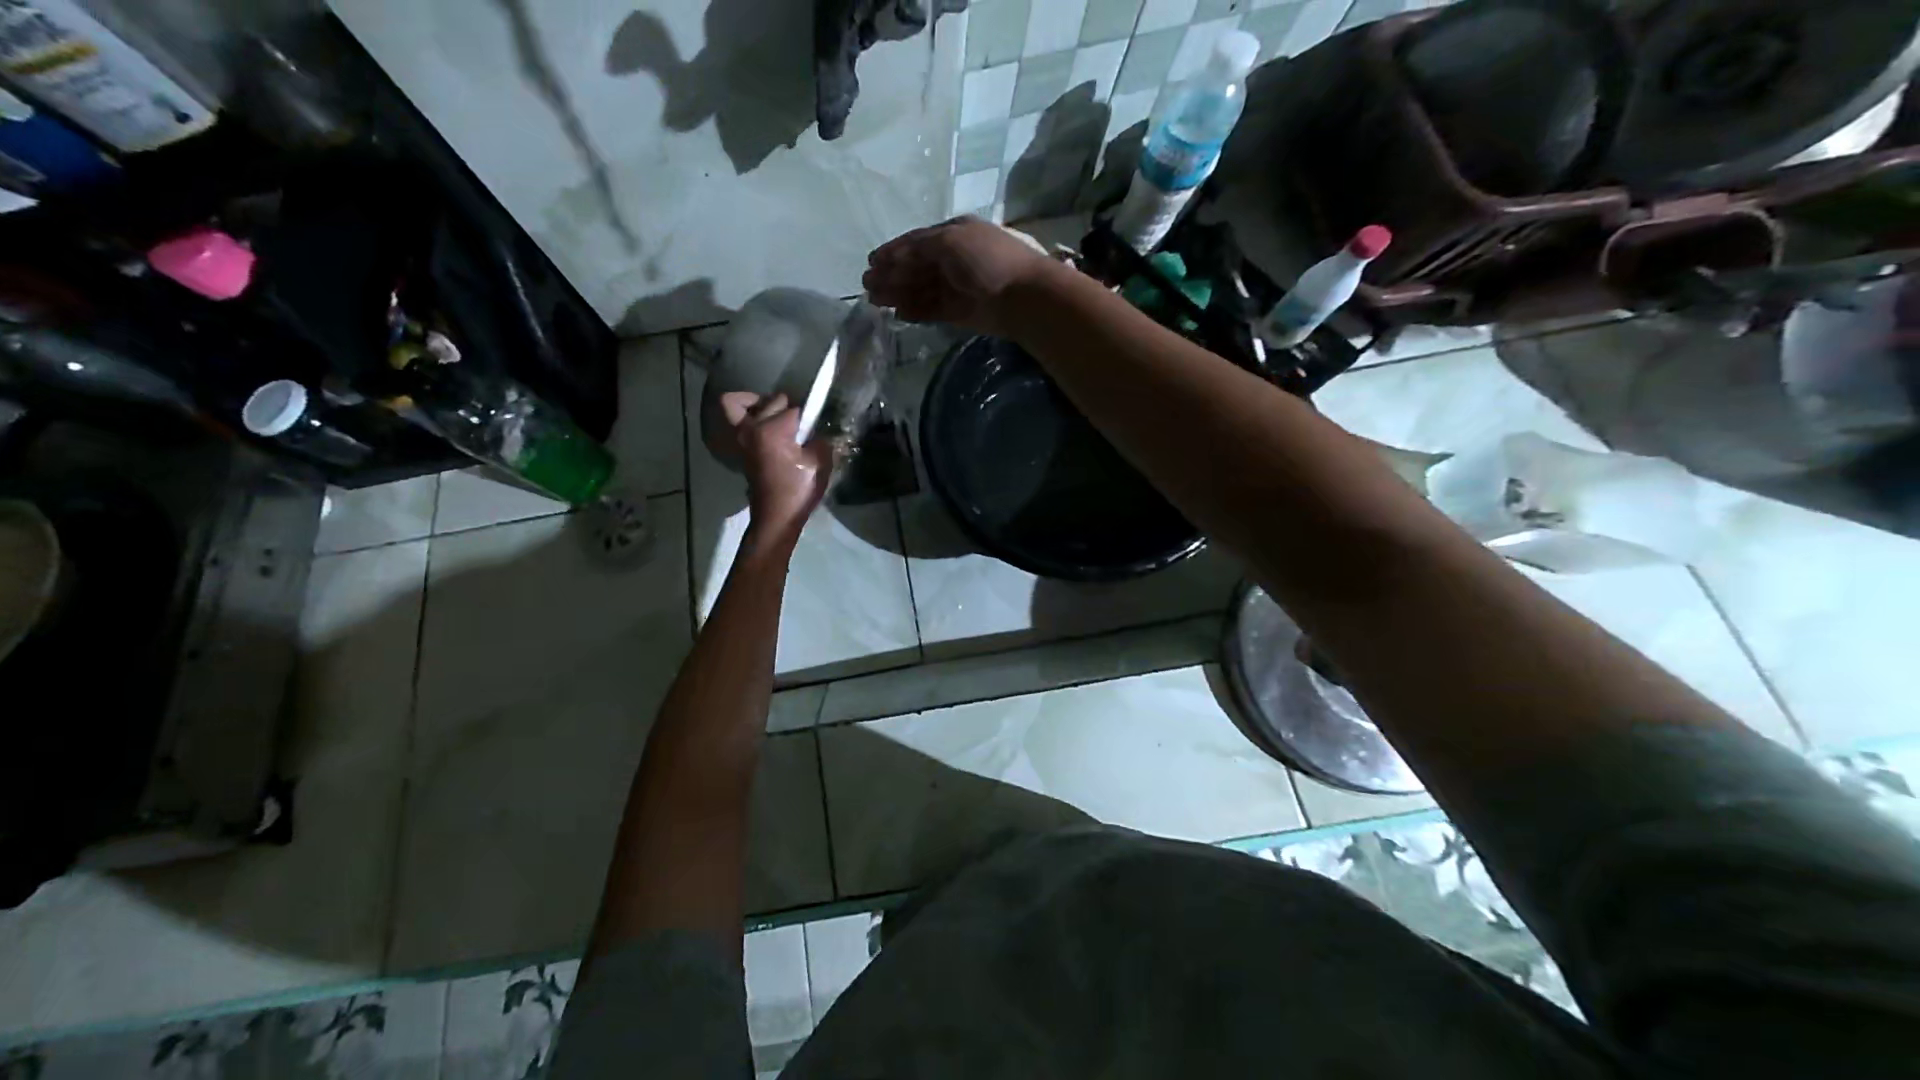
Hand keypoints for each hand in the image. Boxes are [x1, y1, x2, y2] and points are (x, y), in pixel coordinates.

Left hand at [720, 392, 833, 543]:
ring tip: (775, 414)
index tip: (816, 427)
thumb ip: (819, 439)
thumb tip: (814, 430)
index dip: (810, 416)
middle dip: (786, 406)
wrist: (776, 517)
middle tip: (799, 422)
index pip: (795, 409)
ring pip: (736, 404)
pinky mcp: (740, 448)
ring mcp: (742, 438)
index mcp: (772, 430)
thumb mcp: (820, 463)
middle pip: (770, 401)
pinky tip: (769, 428)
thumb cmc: (799, 490)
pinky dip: (748, 415)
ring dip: (756, 403)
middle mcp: (752, 428)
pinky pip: (737, 420)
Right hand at [862, 216, 1057, 334]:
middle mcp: (954, 258)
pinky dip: (916, 310)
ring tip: (875, 301)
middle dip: (891, 275)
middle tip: (867, 286)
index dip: (892, 252)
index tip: (870, 263)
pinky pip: (932, 309)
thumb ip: (918, 248)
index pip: (916, 241)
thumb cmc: (987, 260)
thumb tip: (892, 259)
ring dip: (898, 294)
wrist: (1022, 296)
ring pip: (921, 289)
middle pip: (916, 267)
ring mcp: (957, 286)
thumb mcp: (950, 241)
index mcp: (953, 234)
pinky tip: (899, 314)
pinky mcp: (960, 312)